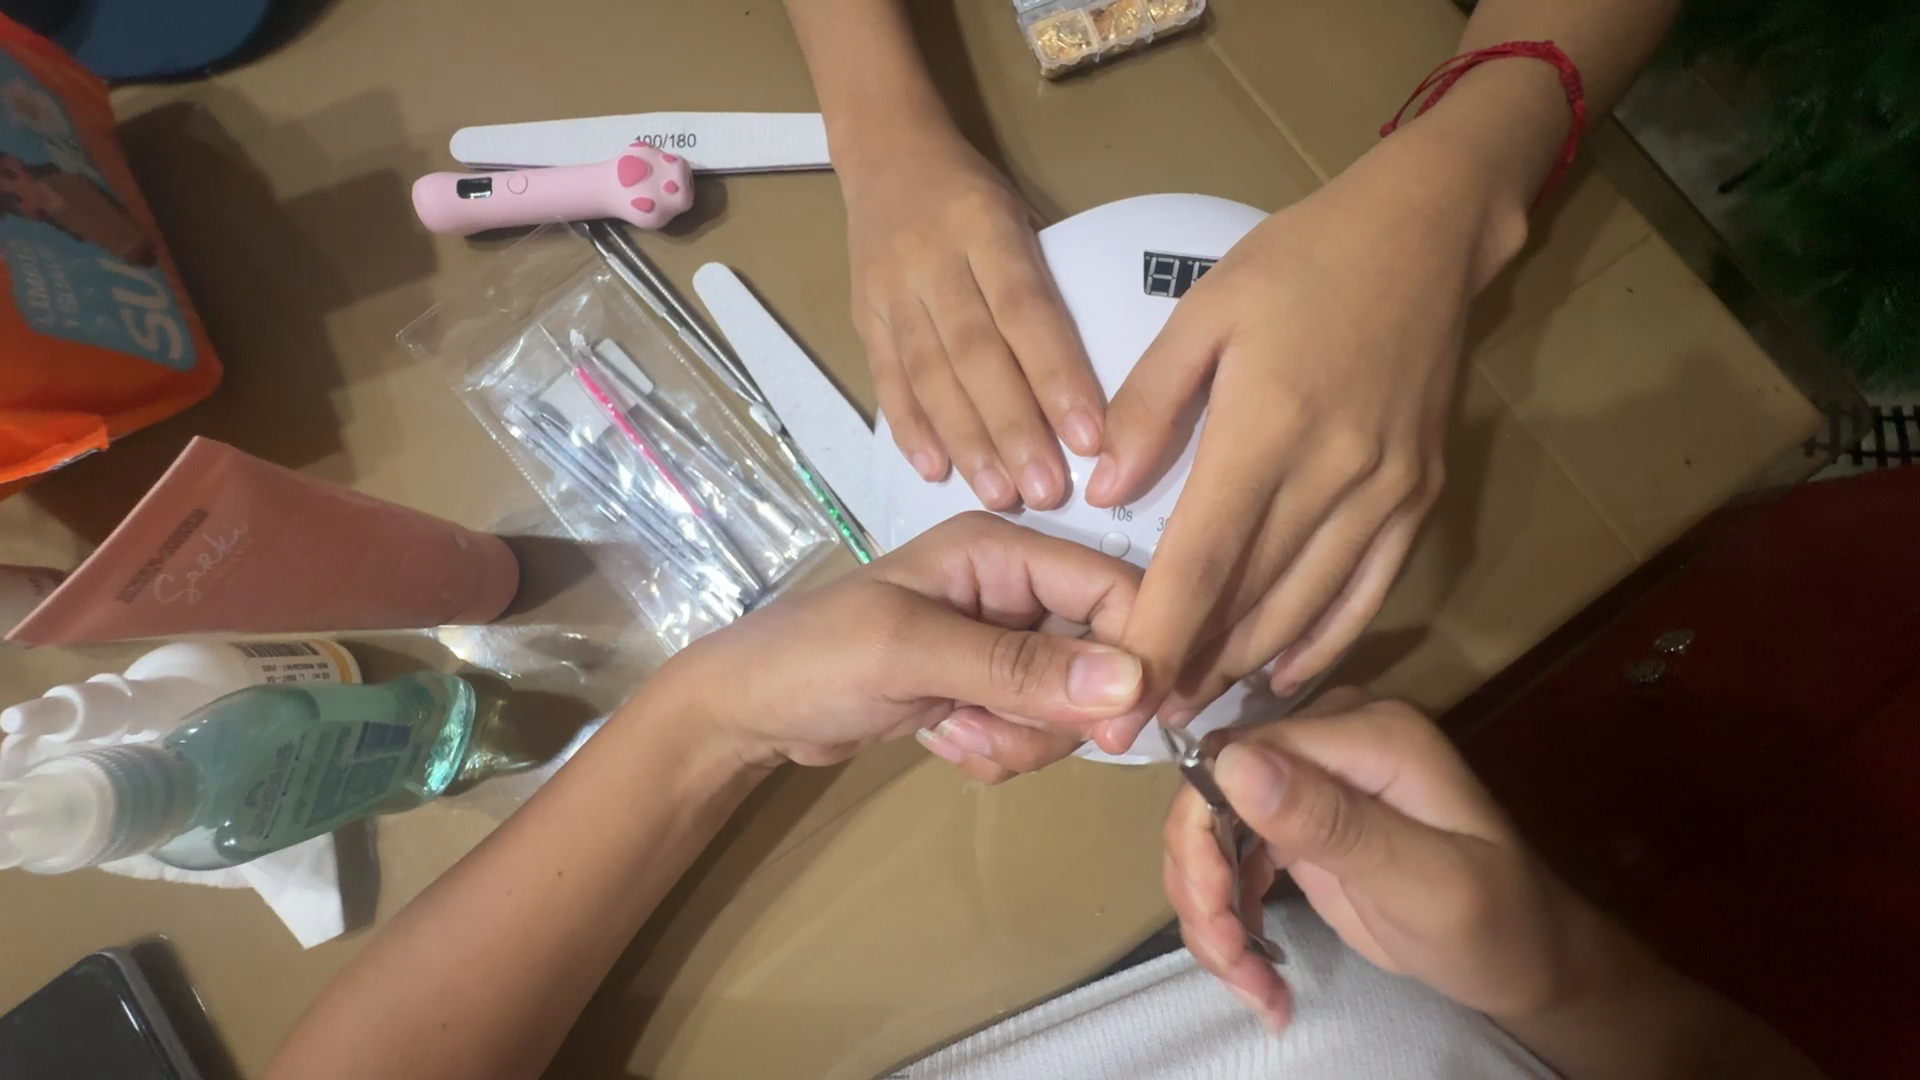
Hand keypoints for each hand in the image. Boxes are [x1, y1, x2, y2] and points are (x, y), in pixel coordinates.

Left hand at [664, 513, 1145, 781]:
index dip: (1134, 652)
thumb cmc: (815, 658)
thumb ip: (1016, 667)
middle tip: (994, 730)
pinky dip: (1001, 748)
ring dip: (1021, 736)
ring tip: (954, 732)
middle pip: (1100, 655)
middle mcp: (1014, 590)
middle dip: (1056, 711)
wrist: (753, 711)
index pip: (1111, 587)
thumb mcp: (908, 652)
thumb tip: (1131, 683)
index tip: (1121, 726)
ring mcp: (1003, 643)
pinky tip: (945, 737)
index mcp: (1002, 551)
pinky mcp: (990, 688)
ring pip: (1070, 704)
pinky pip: (1036, 729)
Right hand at [841, 128, 1101, 510]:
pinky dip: (909, 427)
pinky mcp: (863, 317)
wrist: (883, 153)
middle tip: (1044, 490)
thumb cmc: (970, 194)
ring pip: (930, 375)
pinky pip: (886, 378)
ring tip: (998, 493)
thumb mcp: (1019, 215)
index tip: (1089, 439)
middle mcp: (933, 262)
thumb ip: (1037, 290)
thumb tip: (1070, 387)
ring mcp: (890, 293)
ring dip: (965, 441)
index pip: (1026, 313)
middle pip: (975, 355)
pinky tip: (934, 470)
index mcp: (986, 227)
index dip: (1057, 378)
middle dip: (1012, 428)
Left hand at [1084, 125, 1527, 750]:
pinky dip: (1323, 641)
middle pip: (1245, 602)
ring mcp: (1385, 495)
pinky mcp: (1418, 497)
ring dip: (1242, 664)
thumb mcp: (1200, 317)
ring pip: (1301, 608)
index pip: (1196, 566)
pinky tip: (1283, 674)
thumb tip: (1103, 492)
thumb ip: (1146, 409)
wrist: (1423, 232)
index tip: (1117, 701)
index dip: (1154, 641)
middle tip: (1138, 723)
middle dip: (1187, 670)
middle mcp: (1330, 480)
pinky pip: (1366, 591)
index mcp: (1264, 435)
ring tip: (1191, 705)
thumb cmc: (1295, 266)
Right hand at [1163, 690, 1585, 1031]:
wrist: (1525, 959)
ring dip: (1208, 902)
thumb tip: (1229, 762)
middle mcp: (1323, 736)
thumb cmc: (1498, 927)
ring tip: (1247, 979)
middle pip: (1212, 787)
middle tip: (1230, 961)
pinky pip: (1226, 844)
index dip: (1208, 826)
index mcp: (1363, 732)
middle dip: (1202, 877)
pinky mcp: (1288, 812)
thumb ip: (1333, 821)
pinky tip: (1248, 961)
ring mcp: (1303, 774)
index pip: (1242, 753)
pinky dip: (1223, 906)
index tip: (1219, 915)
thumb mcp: (1428, 883)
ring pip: (1206, 820)